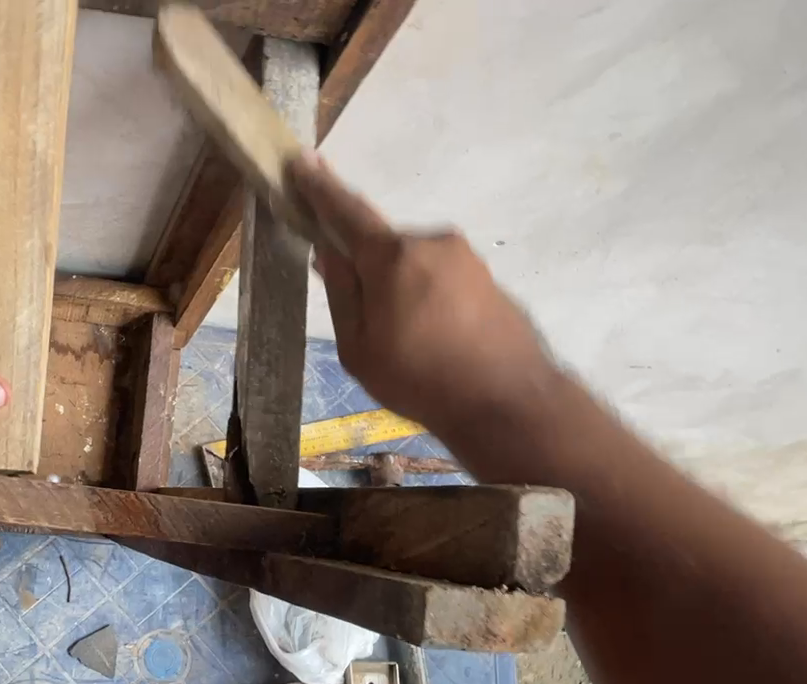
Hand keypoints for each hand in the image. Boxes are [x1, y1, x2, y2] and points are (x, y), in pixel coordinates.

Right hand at [288, 152, 559, 428]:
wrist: (506, 400)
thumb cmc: (418, 380)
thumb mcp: (358, 349)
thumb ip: (342, 294)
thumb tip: (329, 253)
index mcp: (392, 256)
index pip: (346, 212)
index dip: (320, 188)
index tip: (300, 160)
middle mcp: (431, 241)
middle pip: (381, 246)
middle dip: (365, 270)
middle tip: (364, 321)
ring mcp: (464, 256)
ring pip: (411, 263)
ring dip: (398, 289)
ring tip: (404, 343)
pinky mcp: (485, 274)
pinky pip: (438, 276)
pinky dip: (425, 298)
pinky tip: (431, 339)